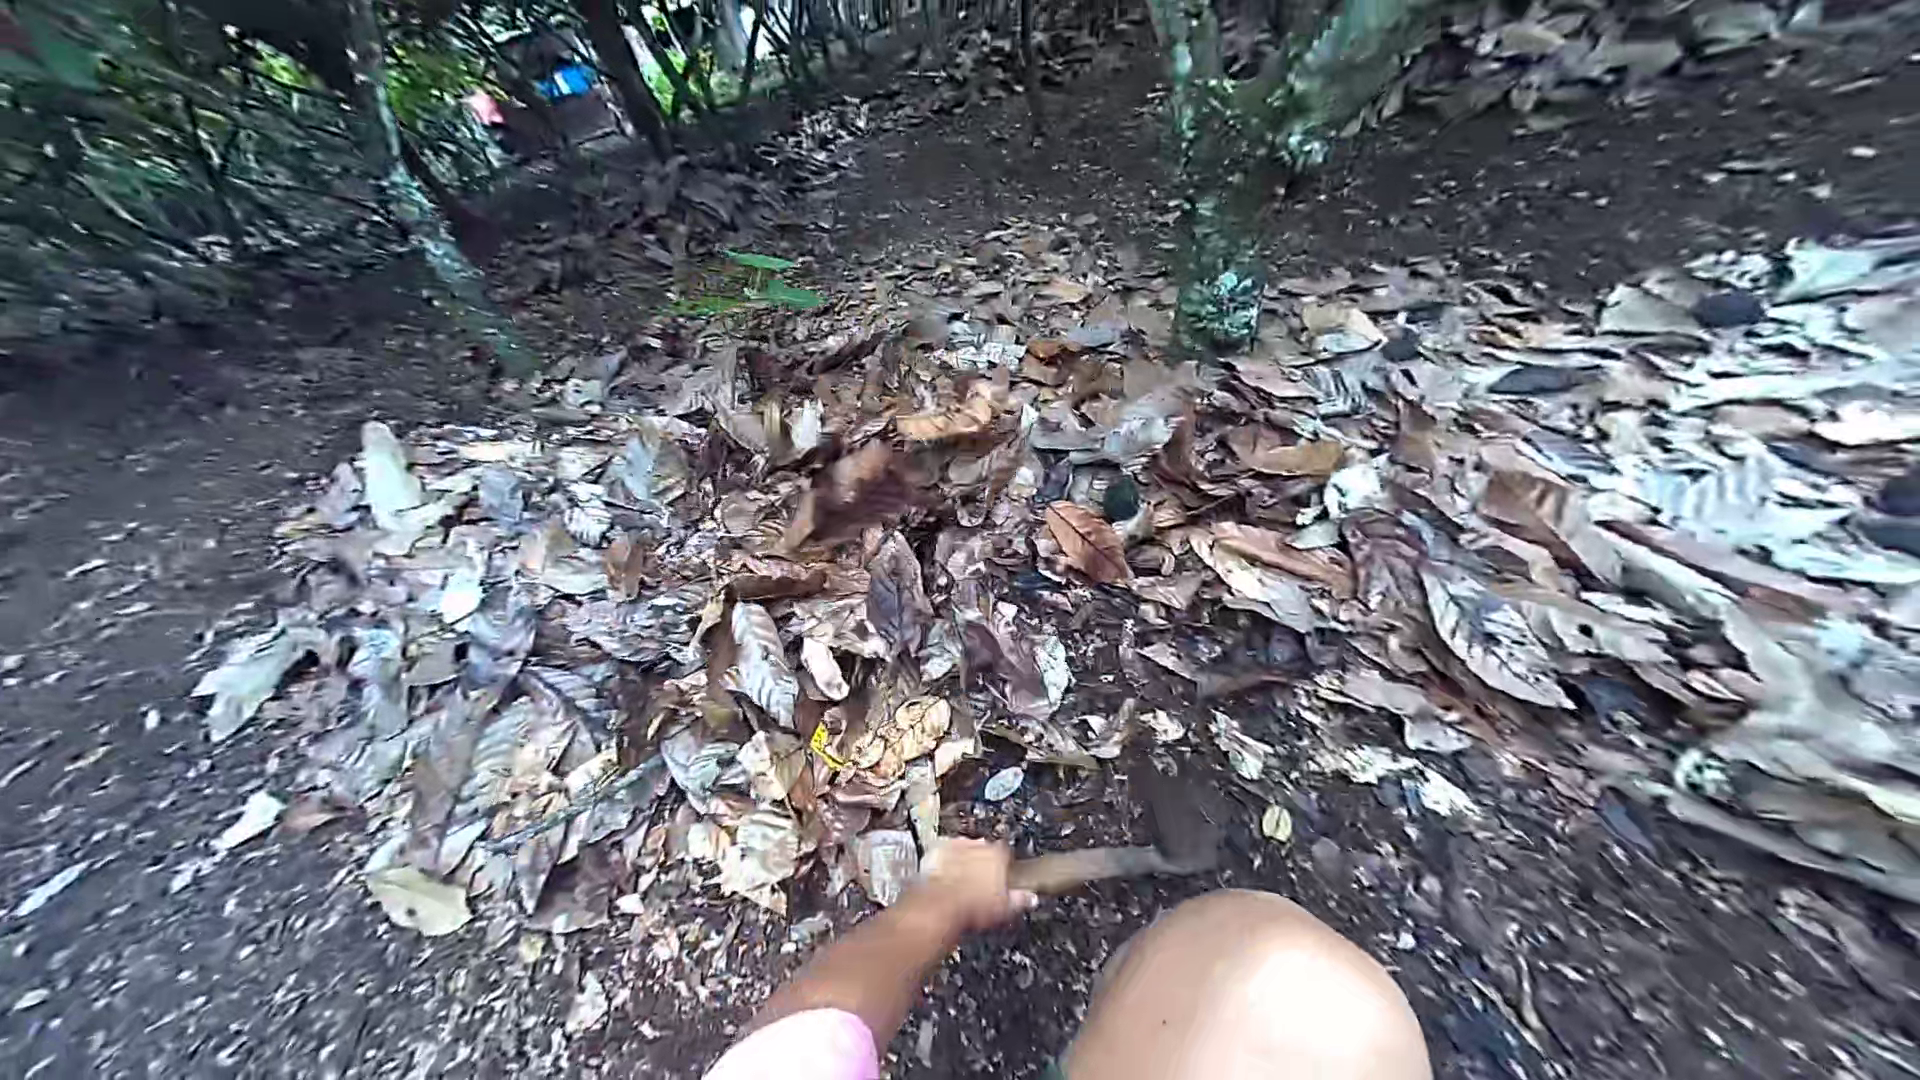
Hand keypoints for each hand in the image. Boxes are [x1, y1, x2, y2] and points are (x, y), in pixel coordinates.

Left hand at [910, 838, 1038, 933]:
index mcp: (998, 855)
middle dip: (984, 862)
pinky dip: (946, 861)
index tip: (1001, 877)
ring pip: (965, 848)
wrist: (942, 906)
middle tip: (981, 882)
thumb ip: (1020, 899)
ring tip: (963, 880)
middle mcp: (978, 846)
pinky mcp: (938, 851)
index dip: (1004, 866)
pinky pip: (945, 852)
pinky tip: (946, 874)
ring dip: (965, 860)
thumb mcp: (1005, 909)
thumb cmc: (973, 907)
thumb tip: (1031, 898)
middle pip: (985, 849)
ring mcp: (958, 846)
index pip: (1006, 853)